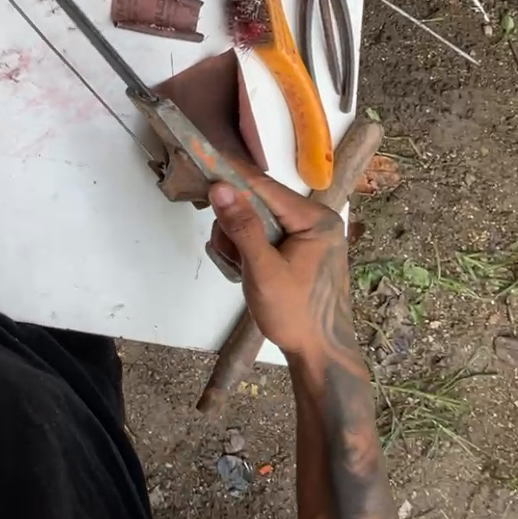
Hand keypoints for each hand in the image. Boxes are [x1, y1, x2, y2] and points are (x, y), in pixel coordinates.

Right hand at [208, 173, 358, 360]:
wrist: (320, 356)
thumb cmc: (295, 315)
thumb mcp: (263, 271)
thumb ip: (242, 226)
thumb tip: (218, 186)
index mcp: (314, 219)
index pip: (262, 185)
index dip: (228, 174)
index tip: (197, 162)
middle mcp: (312, 219)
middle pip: (255, 200)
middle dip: (233, 222)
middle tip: (228, 251)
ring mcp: (304, 233)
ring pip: (251, 216)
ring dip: (235, 238)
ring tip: (239, 268)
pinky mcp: (295, 247)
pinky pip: (258, 232)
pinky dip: (243, 246)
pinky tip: (244, 269)